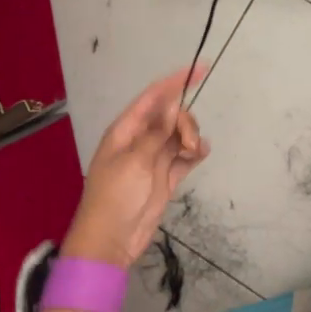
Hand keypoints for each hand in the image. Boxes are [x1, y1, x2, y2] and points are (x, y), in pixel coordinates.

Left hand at [61, 68, 210, 267]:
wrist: (110, 242)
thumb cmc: (115, 197)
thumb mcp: (135, 161)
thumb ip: (157, 132)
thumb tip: (173, 103)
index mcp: (126, 131)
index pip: (153, 97)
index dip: (175, 81)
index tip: (200, 68)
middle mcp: (141, 139)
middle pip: (171, 115)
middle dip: (185, 121)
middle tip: (189, 143)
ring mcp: (154, 158)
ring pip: (180, 133)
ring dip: (191, 137)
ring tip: (193, 153)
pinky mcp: (166, 176)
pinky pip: (185, 155)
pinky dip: (195, 152)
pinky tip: (199, 155)